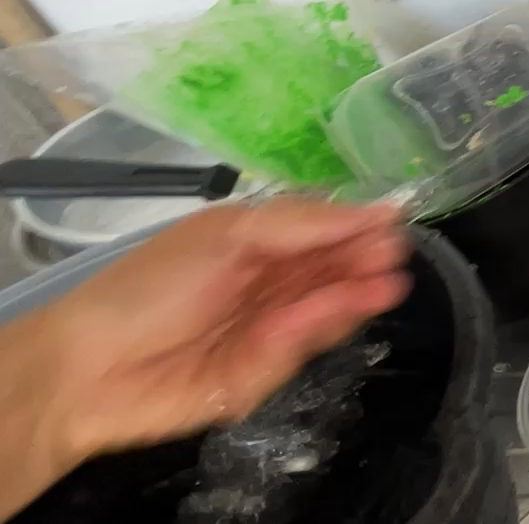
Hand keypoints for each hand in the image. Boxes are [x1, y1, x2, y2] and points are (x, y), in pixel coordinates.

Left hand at [21, 199, 408, 464]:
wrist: (81, 372)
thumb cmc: (152, 286)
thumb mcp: (230, 232)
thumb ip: (308, 221)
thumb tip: (386, 210)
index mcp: (273, 242)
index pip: (336, 230)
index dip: (366, 227)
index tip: (394, 224)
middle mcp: (283, 280)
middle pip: (345, 267)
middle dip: (371, 261)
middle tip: (391, 258)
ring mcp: (281, 323)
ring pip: (338, 305)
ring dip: (361, 295)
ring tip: (383, 288)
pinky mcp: (274, 364)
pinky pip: (310, 342)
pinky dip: (319, 328)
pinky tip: (321, 315)